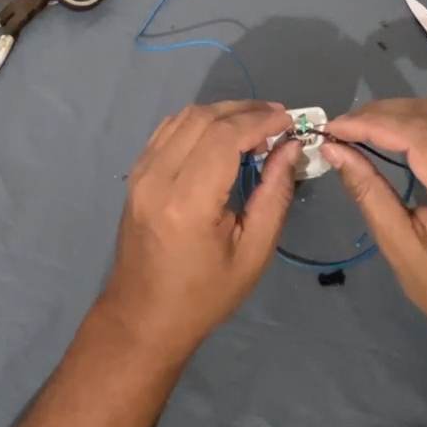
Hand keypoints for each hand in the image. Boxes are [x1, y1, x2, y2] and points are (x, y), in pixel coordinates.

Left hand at [97, 100, 301, 360]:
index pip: (224, 136)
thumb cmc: (204, 294)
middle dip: (244, 110)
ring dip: (221, 113)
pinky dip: (197, 122)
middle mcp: (157, 177)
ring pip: (183, 117)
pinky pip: (167, 130)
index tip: (289, 120)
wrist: (143, 315)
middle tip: (277, 118)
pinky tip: (221, 134)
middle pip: (202, 118)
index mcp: (187, 202)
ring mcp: (140, 172)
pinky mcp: (135, 174)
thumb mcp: (253, 252)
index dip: (259, 120)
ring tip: (255, 124)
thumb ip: (274, 194)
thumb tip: (290, 147)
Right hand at [323, 99, 426, 363]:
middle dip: (381, 114)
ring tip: (362, 125)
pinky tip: (396, 130)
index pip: (419, 137)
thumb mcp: (402, 250)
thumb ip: (369, 194)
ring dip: (401, 112)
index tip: (332, 129)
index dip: (371, 125)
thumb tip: (334, 151)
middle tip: (340, 128)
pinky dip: (421, 119)